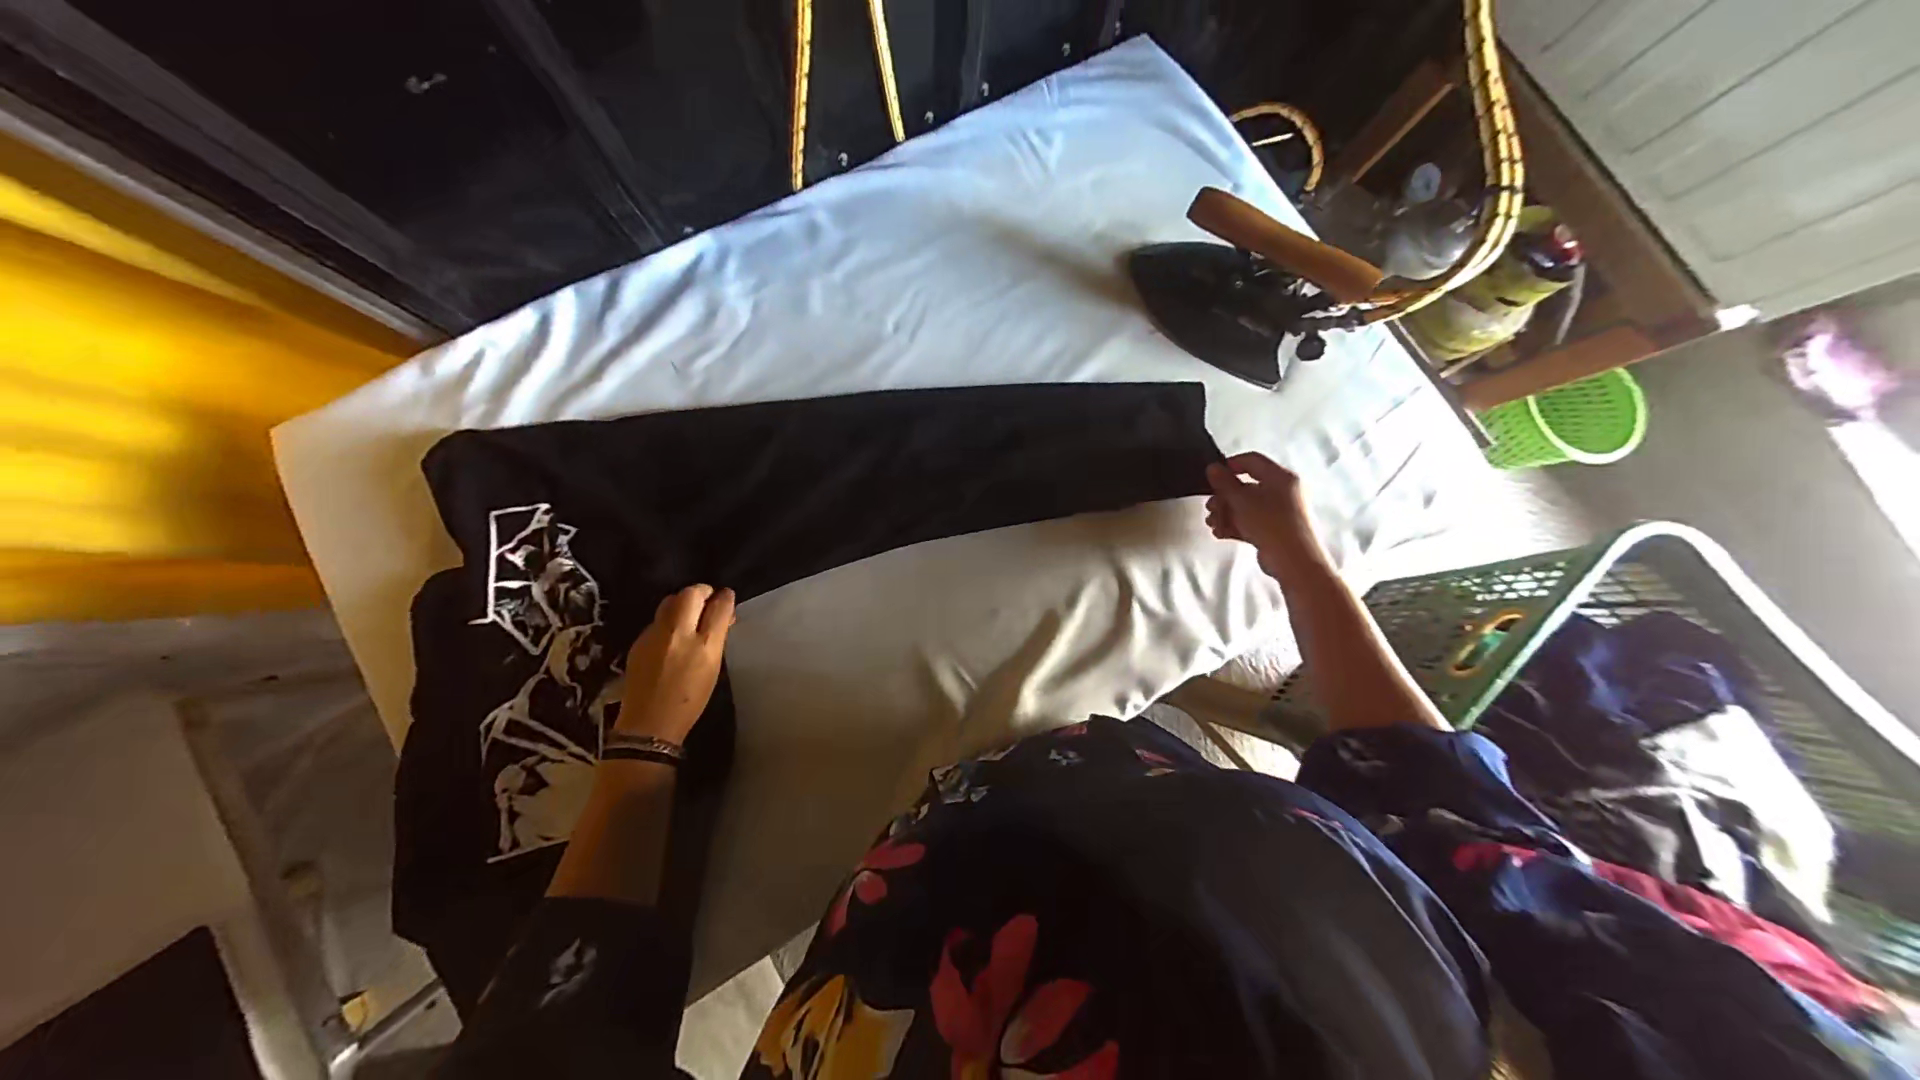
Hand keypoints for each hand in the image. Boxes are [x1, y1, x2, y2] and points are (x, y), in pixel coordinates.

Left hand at [614, 584, 735, 744]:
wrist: (650, 723)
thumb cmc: (690, 701)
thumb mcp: (713, 668)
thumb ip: (716, 639)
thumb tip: (720, 618)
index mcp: (705, 644)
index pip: (719, 606)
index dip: (726, 598)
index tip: (727, 597)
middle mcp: (679, 633)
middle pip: (691, 594)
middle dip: (702, 591)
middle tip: (707, 599)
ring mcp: (655, 635)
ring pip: (670, 601)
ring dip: (683, 601)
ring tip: (689, 612)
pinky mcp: (639, 641)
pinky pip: (657, 619)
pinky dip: (668, 618)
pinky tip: (671, 633)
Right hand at [1204, 453, 1323, 576]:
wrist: (1293, 560)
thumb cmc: (1270, 523)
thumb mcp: (1242, 500)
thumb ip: (1224, 483)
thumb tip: (1212, 468)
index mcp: (1280, 477)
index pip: (1252, 461)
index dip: (1230, 465)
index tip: (1213, 476)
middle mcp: (1283, 491)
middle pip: (1246, 486)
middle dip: (1224, 497)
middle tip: (1211, 507)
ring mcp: (1280, 512)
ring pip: (1246, 506)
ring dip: (1226, 513)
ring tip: (1213, 523)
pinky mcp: (1275, 529)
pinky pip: (1251, 521)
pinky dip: (1235, 525)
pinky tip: (1221, 532)